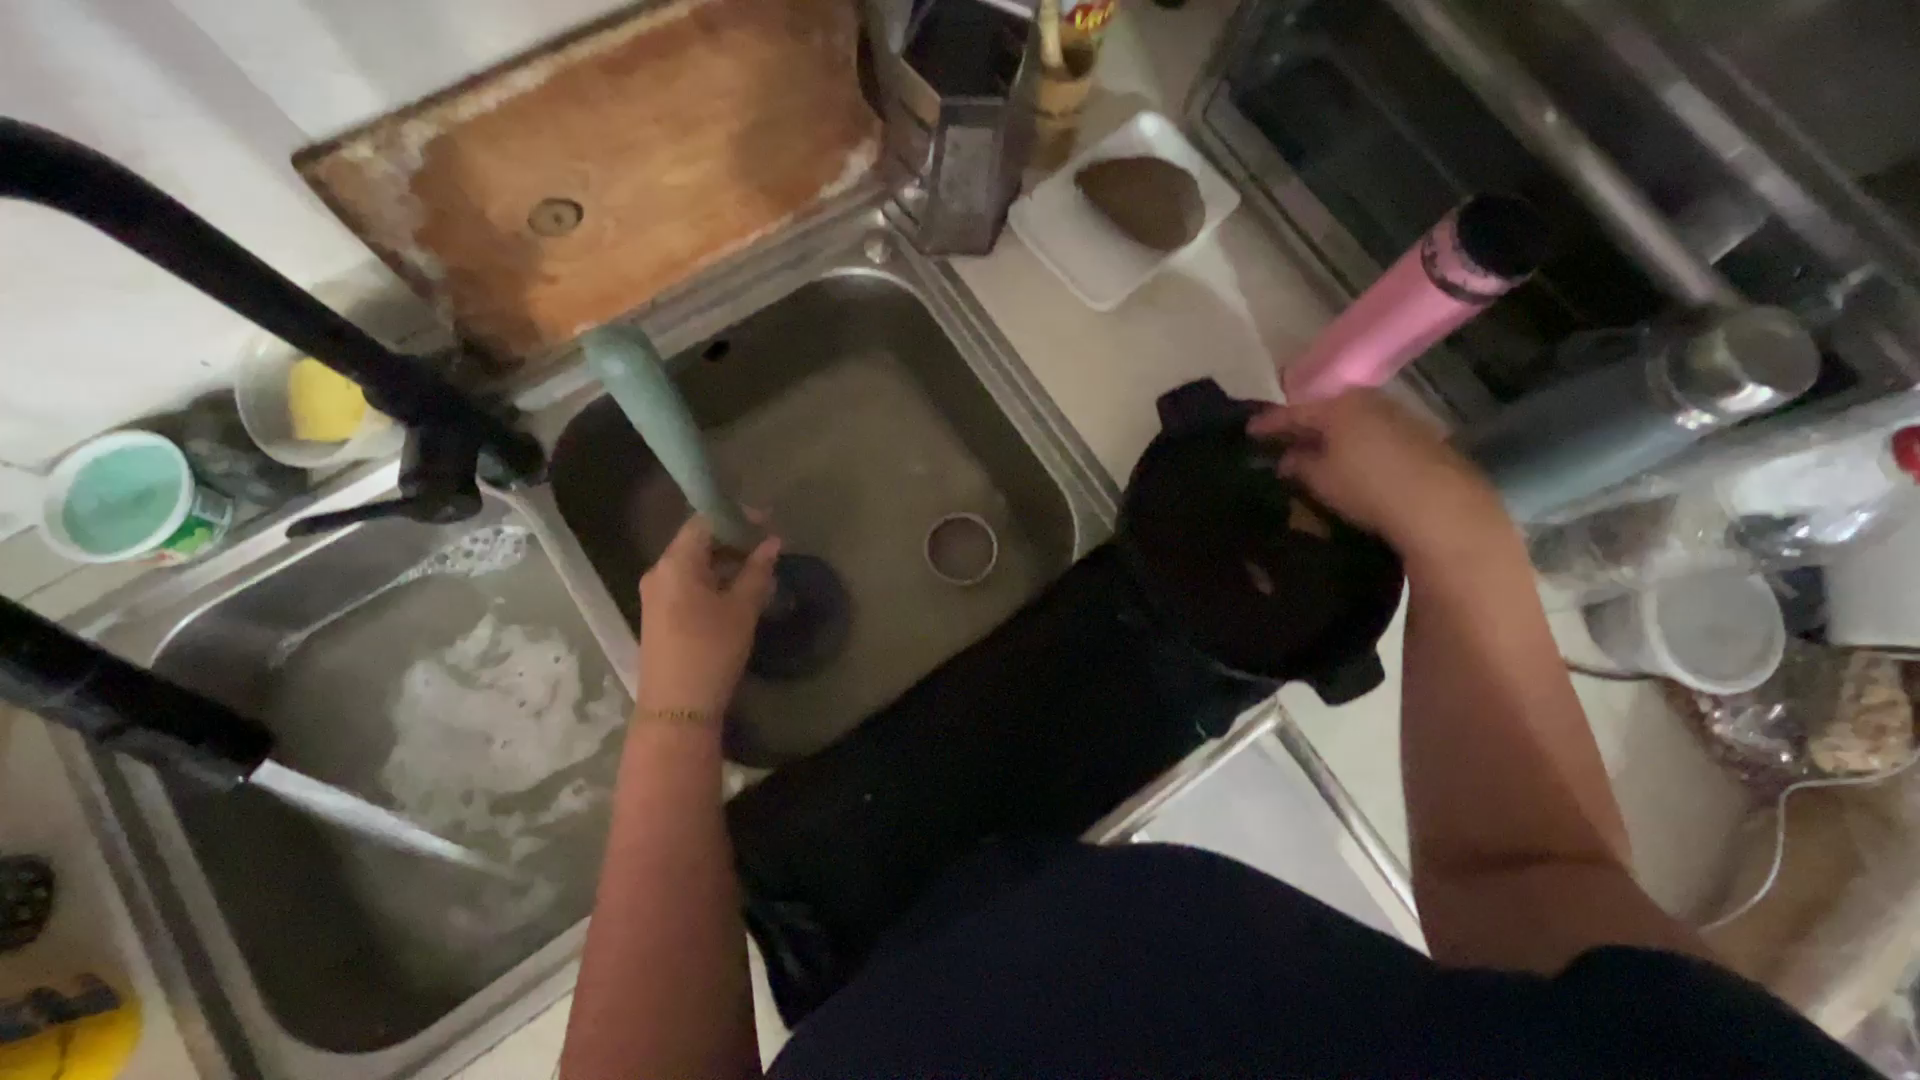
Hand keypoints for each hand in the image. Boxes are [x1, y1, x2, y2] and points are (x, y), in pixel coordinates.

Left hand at [636, 515, 780, 720]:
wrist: (677, 708)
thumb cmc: (711, 651)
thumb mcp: (742, 609)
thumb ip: (758, 571)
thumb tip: (772, 542)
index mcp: (675, 563)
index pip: (704, 521)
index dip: (736, 517)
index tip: (766, 522)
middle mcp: (659, 572)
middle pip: (697, 541)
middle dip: (733, 540)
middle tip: (767, 548)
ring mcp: (655, 594)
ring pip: (693, 564)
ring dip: (725, 562)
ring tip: (759, 571)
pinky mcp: (659, 614)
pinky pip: (687, 583)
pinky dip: (713, 580)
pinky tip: (737, 593)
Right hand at [1247, 390, 1512, 563]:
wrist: (1441, 506)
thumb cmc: (1368, 487)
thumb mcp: (1320, 480)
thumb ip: (1298, 464)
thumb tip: (1286, 458)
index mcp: (1338, 406)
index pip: (1293, 411)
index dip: (1268, 423)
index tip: (1249, 431)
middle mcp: (1369, 402)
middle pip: (1326, 411)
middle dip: (1304, 427)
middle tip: (1282, 441)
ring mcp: (1399, 418)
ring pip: (1353, 422)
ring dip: (1333, 436)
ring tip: (1315, 453)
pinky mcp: (1421, 439)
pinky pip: (1375, 435)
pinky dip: (1356, 445)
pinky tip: (1351, 462)